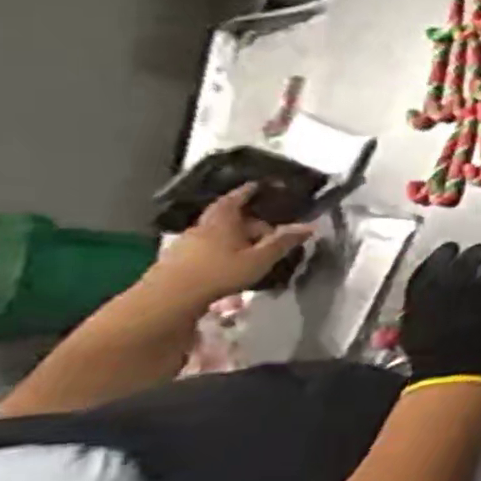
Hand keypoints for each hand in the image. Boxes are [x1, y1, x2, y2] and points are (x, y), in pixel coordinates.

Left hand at [145, 184, 314, 305]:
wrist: (171, 295)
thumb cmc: (221, 272)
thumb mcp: (260, 258)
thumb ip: (283, 242)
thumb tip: (309, 226)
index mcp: (222, 223)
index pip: (233, 201)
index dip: (245, 192)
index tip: (256, 185)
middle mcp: (202, 228)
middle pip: (226, 217)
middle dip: (246, 220)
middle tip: (267, 228)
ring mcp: (186, 243)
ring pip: (215, 232)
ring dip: (233, 235)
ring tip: (251, 247)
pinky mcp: (177, 258)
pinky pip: (205, 245)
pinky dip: (220, 247)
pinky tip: (229, 261)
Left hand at [399, 242, 480, 385]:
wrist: (455, 378)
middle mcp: (455, 287)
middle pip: (465, 264)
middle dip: (475, 256)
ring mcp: (428, 296)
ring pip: (436, 268)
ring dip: (444, 257)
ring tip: (452, 250)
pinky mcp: (411, 308)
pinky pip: (417, 281)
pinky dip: (424, 271)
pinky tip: (430, 269)